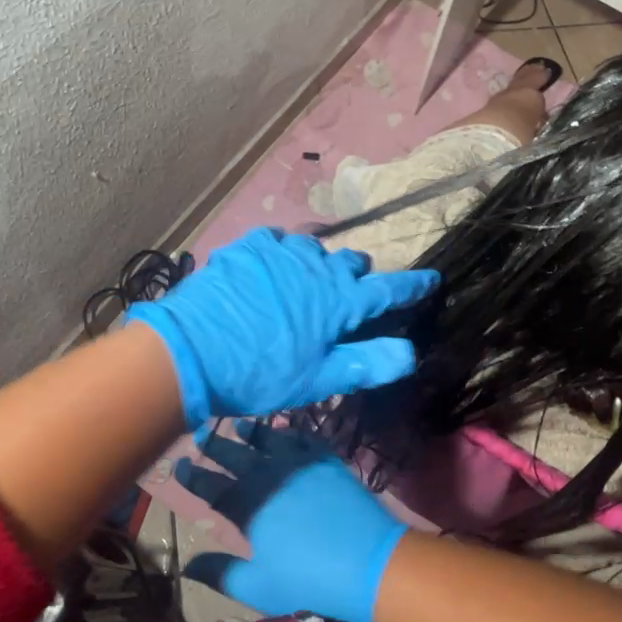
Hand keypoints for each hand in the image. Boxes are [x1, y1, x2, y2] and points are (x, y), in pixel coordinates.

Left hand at [126, 228, 437, 426]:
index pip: (389, 289)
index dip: (413, 285)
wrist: (190, 351)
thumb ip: (366, 364)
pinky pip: (277, 241)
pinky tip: (273, 267)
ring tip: (308, 282)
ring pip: (315, 249)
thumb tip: (410, 353)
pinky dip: (283, 253)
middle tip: (349, 295)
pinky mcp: (249, 246)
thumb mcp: (317, 380)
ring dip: (320, 264)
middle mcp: (318, 267)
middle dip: (358, 276)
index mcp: (340, 301)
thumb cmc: (259, 374)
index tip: (431, 278)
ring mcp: (282, 252)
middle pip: (352, 263)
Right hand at [177, 420, 407, 621]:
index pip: (213, 488)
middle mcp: (272, 477)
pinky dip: (291, 429)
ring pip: (270, 439)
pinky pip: (304, 437)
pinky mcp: (327, 460)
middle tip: (200, 432)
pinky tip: (286, 426)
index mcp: (250, 507)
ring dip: (253, 431)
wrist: (367, 559)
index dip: (194, 477)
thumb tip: (187, 563)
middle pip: (238, 457)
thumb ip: (220, 572)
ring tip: (240, 423)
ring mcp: (301, 464)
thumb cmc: (307, 578)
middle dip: (217, 446)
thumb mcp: (257, 585)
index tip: (179, 463)